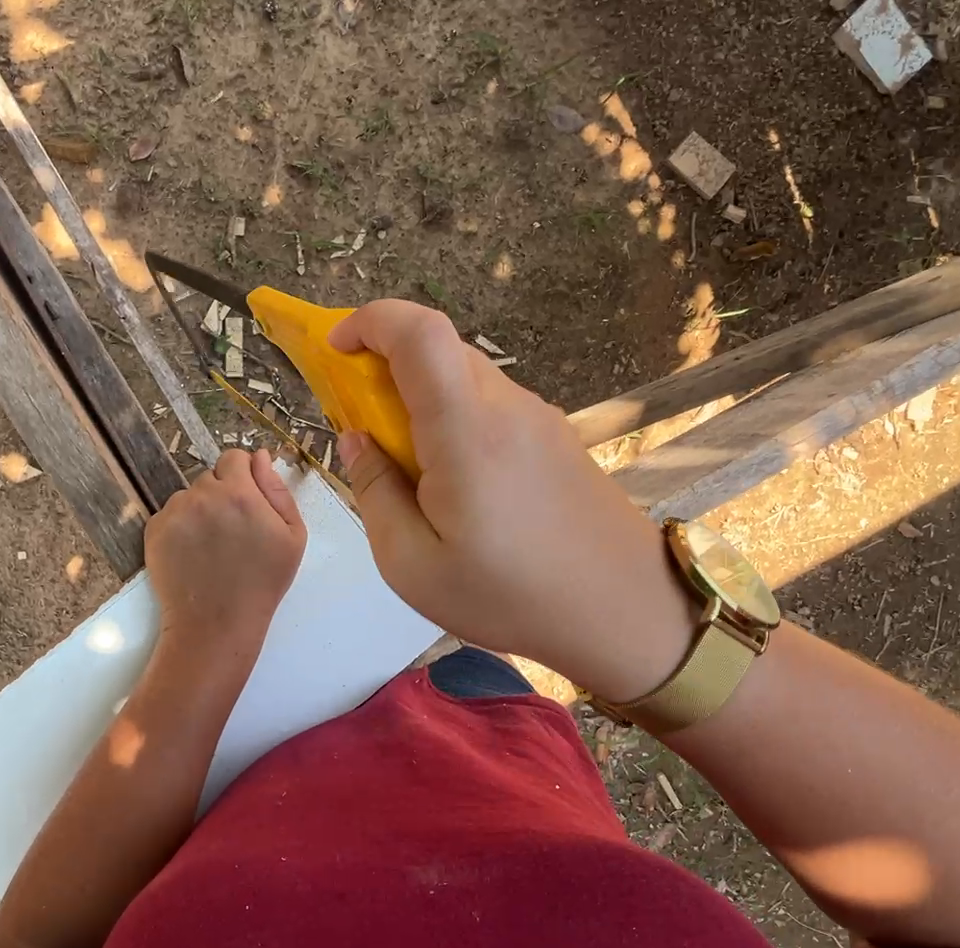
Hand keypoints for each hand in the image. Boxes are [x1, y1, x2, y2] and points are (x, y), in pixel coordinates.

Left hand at [145, 448, 306, 652]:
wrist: (217, 623)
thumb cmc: (262, 582)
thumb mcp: (292, 535)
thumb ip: (277, 489)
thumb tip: (259, 456)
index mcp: (239, 492)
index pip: (234, 458)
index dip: (243, 477)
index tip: (247, 502)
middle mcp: (202, 495)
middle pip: (210, 478)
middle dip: (222, 496)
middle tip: (232, 533)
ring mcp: (174, 512)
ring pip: (188, 497)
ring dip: (199, 512)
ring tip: (211, 548)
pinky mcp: (154, 530)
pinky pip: (169, 516)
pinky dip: (179, 529)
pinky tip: (193, 555)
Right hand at [329, 300, 698, 702]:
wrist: (624, 613)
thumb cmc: (507, 596)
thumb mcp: (411, 564)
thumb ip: (374, 492)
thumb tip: (356, 439)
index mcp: (466, 430)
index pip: (418, 332)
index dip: (370, 322)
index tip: (335, 349)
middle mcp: (506, 407)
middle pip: (439, 349)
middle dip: (385, 363)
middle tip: (359, 419)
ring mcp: (538, 419)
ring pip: (466, 376)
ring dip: (420, 395)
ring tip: (405, 463)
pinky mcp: (555, 439)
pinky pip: (491, 405)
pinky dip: (453, 415)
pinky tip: (453, 481)